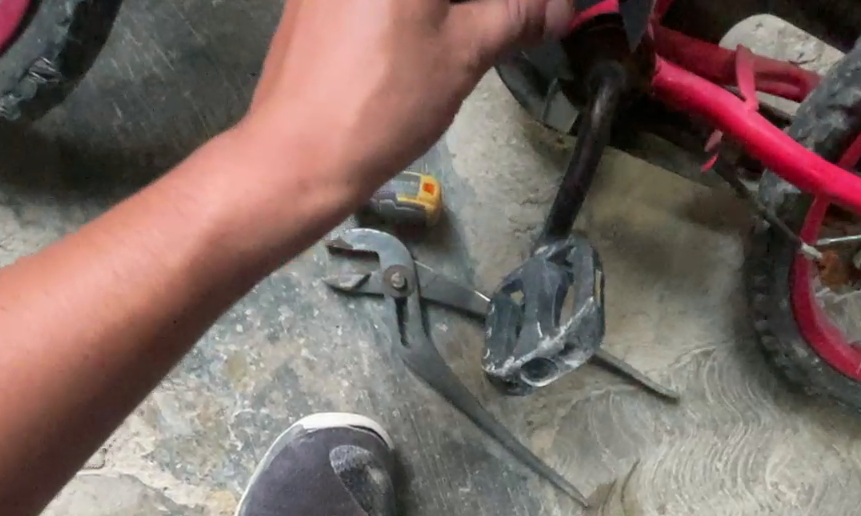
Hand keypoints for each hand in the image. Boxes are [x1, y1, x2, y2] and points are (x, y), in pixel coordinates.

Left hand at [240, 0, 572, 216]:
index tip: (539, 17)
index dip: (516, 3)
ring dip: (453, 9)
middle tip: (515, 26)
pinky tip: (430, 39)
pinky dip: (416, 12)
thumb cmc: (382, 104)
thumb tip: (561, 6)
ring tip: (482, 33)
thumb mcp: (461, 55)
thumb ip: (514, 16)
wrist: (299, 155)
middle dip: (482, 7)